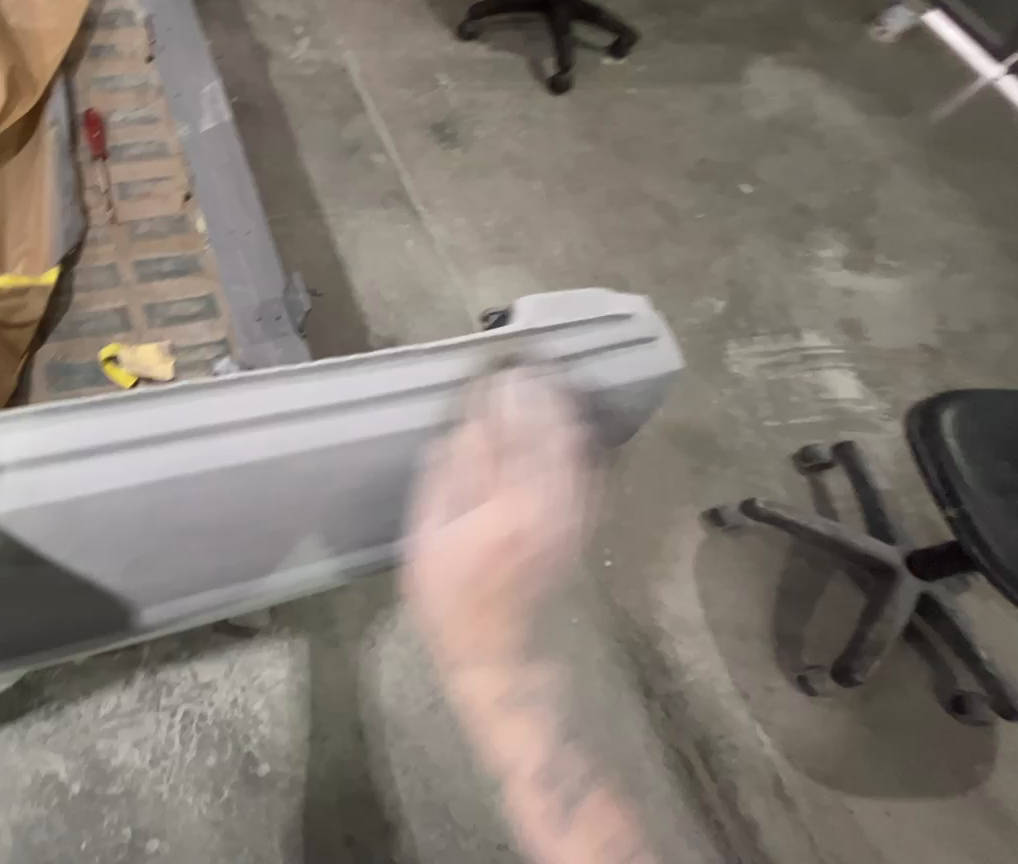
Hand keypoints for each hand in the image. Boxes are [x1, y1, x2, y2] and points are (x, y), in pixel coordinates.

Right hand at [402, 367, 595, 669]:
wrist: (496, 650)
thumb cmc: (447, 595)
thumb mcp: (427, 538)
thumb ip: (445, 481)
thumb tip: (462, 433)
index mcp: (497, 506)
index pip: (497, 437)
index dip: (494, 401)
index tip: (492, 372)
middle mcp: (541, 506)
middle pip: (544, 437)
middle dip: (536, 397)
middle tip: (526, 366)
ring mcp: (566, 519)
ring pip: (573, 452)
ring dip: (564, 414)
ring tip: (552, 382)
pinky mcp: (578, 531)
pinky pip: (590, 478)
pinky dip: (585, 447)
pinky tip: (578, 427)